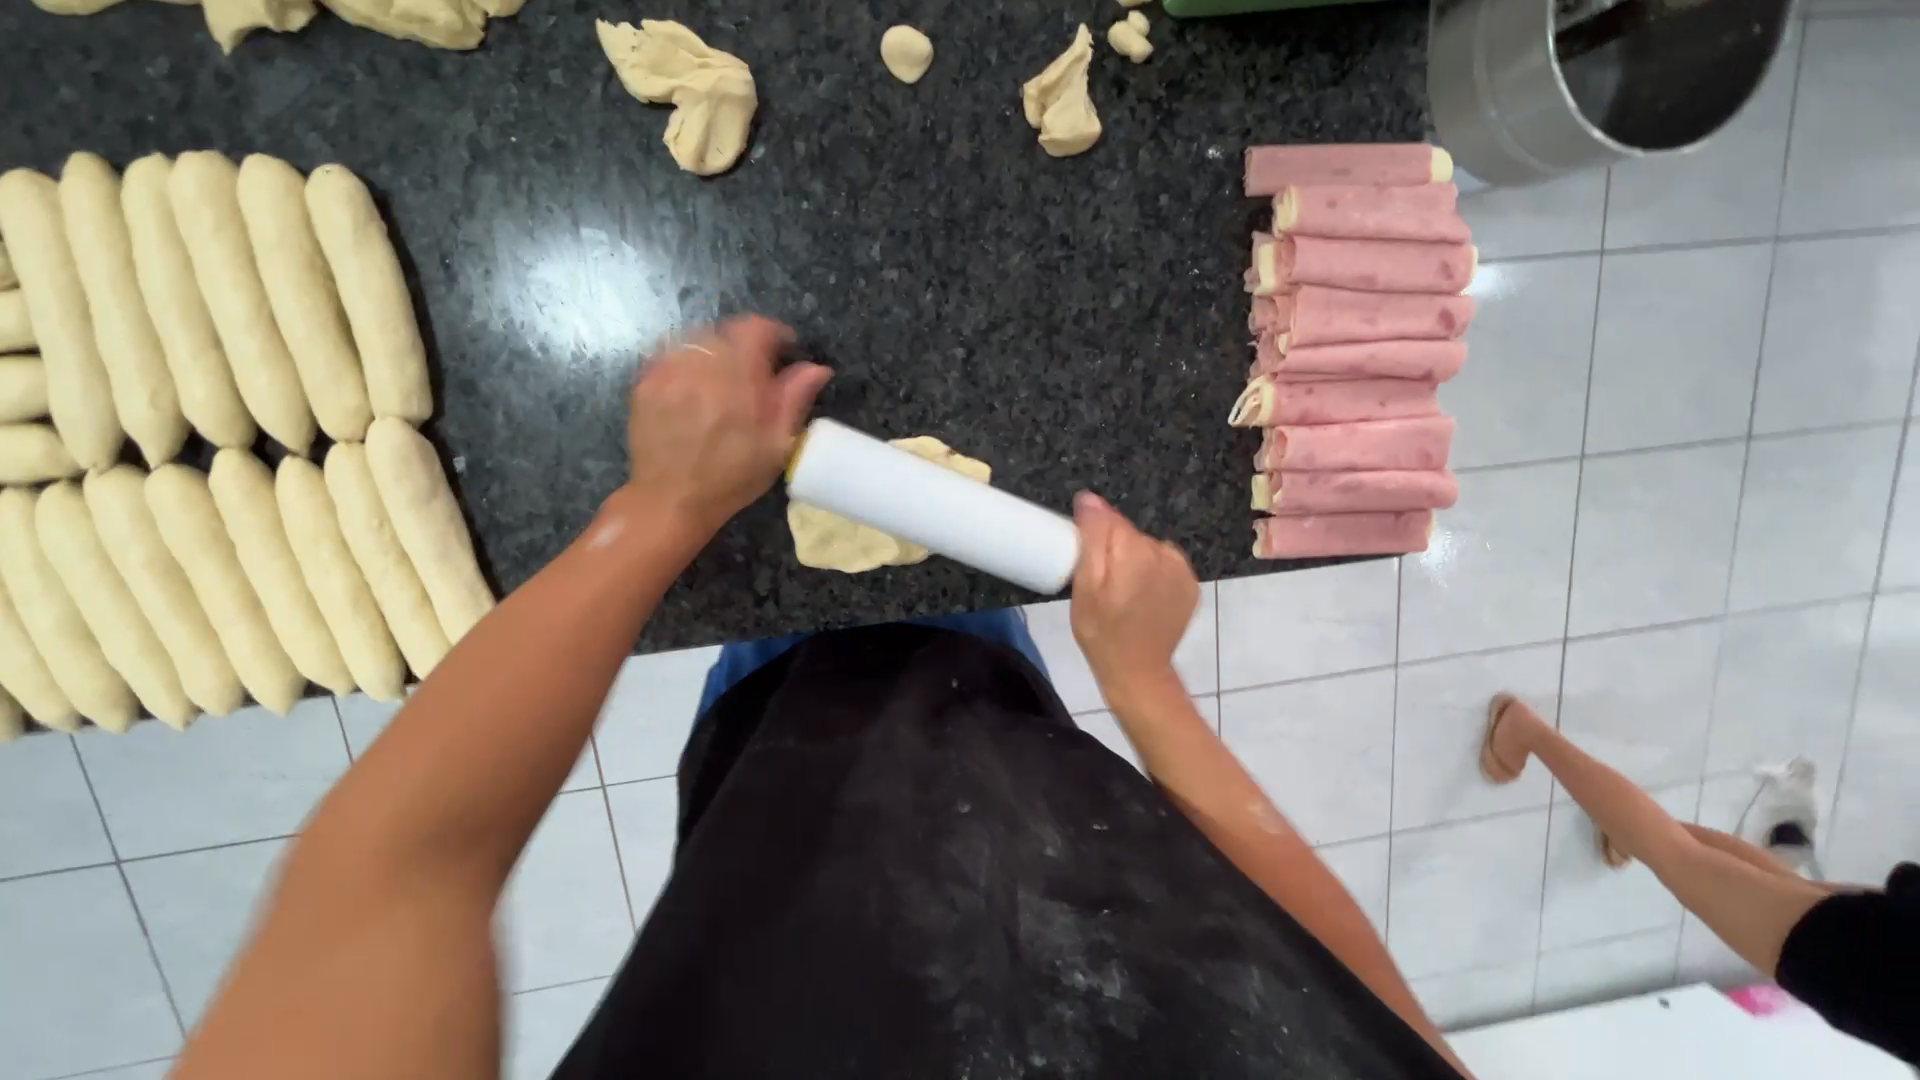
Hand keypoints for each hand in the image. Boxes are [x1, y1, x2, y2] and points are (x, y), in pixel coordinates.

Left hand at [623, 316, 830, 537]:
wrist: (672, 499)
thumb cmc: (733, 476)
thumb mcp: (777, 444)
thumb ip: (795, 398)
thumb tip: (817, 368)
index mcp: (738, 378)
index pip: (757, 328)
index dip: (776, 334)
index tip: (785, 351)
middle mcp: (701, 365)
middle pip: (727, 332)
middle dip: (745, 345)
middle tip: (755, 373)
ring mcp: (668, 371)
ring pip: (698, 340)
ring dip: (716, 352)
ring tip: (723, 380)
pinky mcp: (645, 382)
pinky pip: (671, 355)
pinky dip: (688, 362)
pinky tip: (695, 387)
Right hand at [1069, 492, 1198, 699]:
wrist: (1137, 672)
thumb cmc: (1102, 631)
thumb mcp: (1085, 586)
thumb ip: (1091, 538)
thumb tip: (1089, 500)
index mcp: (1135, 549)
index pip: (1108, 520)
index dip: (1092, 537)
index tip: (1084, 561)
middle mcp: (1165, 552)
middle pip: (1129, 535)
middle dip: (1113, 551)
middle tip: (1101, 586)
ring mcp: (1182, 570)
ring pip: (1147, 550)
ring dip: (1134, 562)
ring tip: (1122, 595)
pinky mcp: (1190, 586)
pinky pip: (1165, 567)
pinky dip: (1153, 576)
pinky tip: (1143, 599)